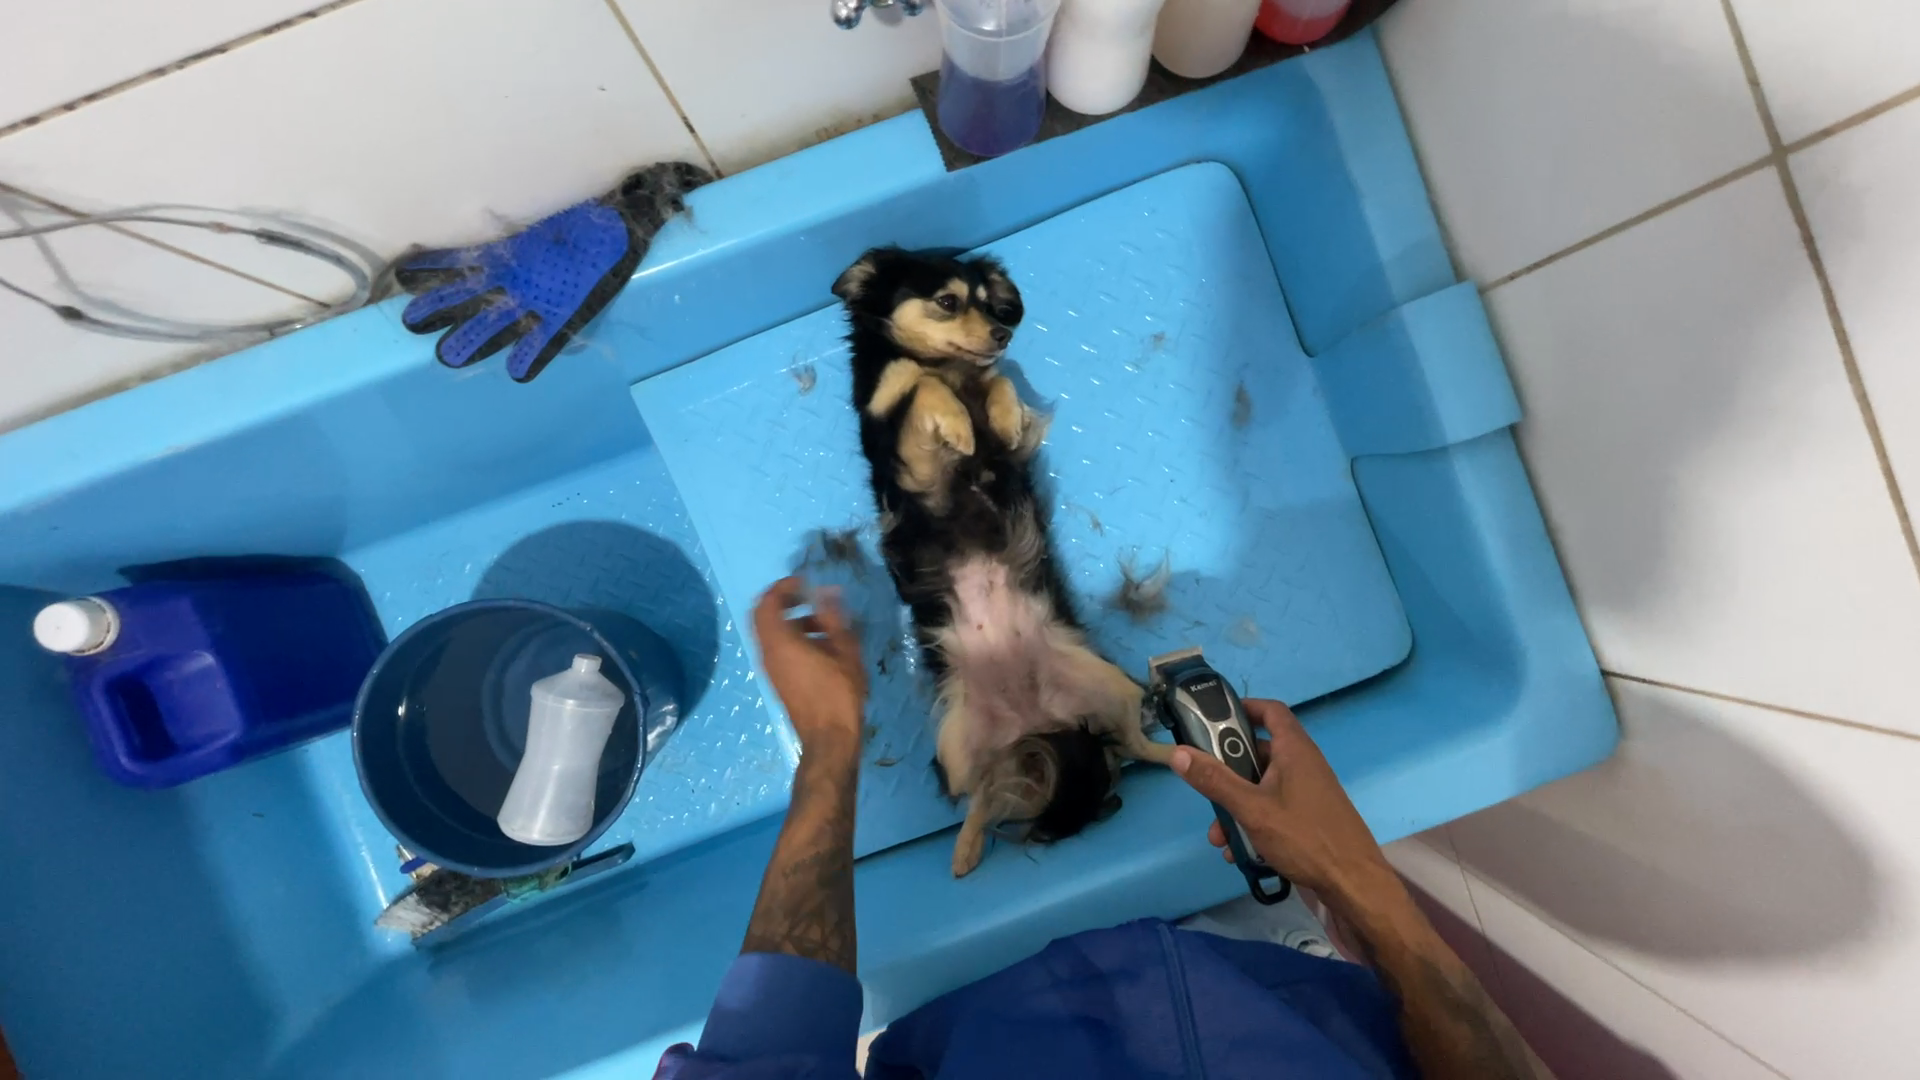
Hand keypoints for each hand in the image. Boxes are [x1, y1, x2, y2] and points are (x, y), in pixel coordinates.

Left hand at [752, 577, 867, 758]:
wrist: (829, 738)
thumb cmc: (839, 692)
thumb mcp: (844, 650)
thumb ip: (833, 617)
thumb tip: (826, 591)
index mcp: (780, 642)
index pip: (766, 602)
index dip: (783, 587)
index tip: (805, 582)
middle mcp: (768, 653)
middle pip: (764, 616)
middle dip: (785, 601)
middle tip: (810, 597)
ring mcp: (771, 669)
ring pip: (772, 633)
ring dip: (793, 620)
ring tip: (825, 624)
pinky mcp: (779, 680)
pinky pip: (779, 649)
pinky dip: (794, 637)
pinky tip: (823, 646)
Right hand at [1171, 699, 1395, 905]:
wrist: (1356, 889)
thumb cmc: (1306, 838)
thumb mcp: (1252, 808)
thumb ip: (1214, 780)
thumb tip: (1177, 753)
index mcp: (1294, 751)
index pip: (1270, 711)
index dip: (1244, 707)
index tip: (1213, 719)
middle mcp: (1302, 765)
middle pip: (1257, 753)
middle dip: (1226, 770)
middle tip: (1204, 782)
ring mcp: (1307, 793)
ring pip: (1261, 786)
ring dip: (1235, 805)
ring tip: (1218, 835)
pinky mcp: (1308, 818)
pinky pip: (1272, 809)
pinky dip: (1252, 822)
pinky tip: (1238, 851)